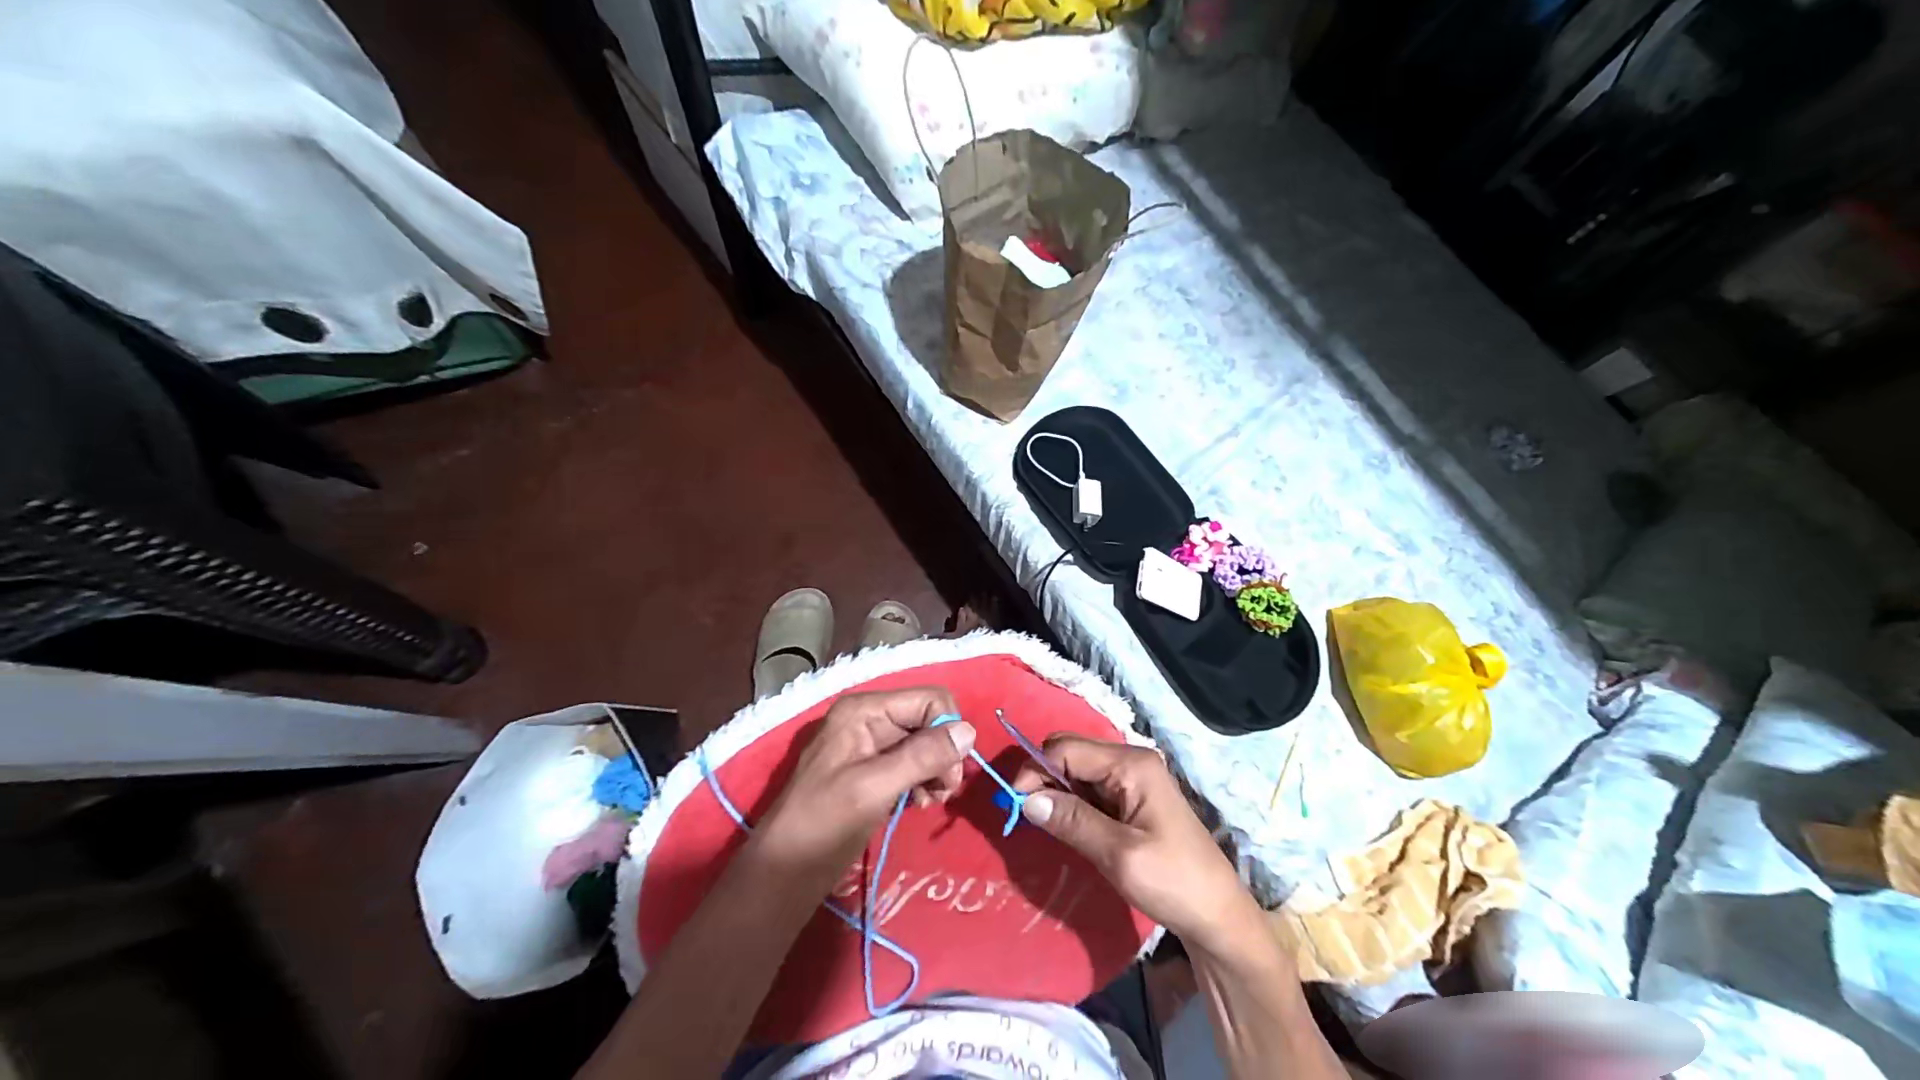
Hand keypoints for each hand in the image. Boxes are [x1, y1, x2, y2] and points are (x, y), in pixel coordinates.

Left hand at [753, 688, 974, 889]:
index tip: (947, 774)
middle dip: (942, 754)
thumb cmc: (823, 823)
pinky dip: (923, 782)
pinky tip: (918, 804)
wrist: (784, 871)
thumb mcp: (874, 787)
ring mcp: (871, 745)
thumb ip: (922, 756)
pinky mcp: (874, 770)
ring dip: (936, 772)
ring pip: (926, 743)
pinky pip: (913, 763)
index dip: (947, 730)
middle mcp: (870, 719)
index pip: (929, 699)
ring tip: (927, 802)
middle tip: (939, 793)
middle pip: (929, 720)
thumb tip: (969, 731)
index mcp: (865, 710)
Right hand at [1013, 735, 1264, 954]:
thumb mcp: (1119, 855)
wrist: (1217, 915)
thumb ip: (1072, 821)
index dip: (1035, 770)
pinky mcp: (1129, 797)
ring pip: (1075, 770)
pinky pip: (1088, 788)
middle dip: (1041, 777)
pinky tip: (1064, 824)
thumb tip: (1026, 799)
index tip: (1015, 805)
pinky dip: (1070, 801)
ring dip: (1054, 790)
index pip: (1065, 749)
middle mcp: (1130, 760)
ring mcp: (1131, 778)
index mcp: (1131, 764)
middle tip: (1025, 813)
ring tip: (1041, 821)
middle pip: (1069, 752)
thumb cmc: (1173, 882)